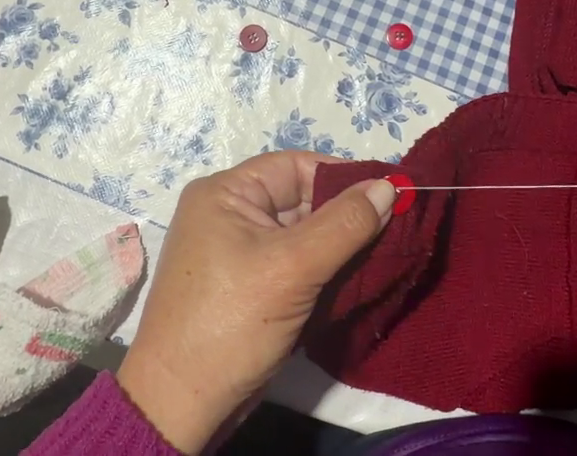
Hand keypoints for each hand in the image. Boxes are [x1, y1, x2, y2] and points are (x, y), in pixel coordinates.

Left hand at [116, 151, 395, 452]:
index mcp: (226, 193)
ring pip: (303, 233)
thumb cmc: (231, 324)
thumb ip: (345, 224)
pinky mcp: (249, 286)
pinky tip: (358, 276)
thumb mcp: (294, 268)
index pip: (297, 167)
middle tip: (397, 227)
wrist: (179, 409)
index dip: (345, 176)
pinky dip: (325, 267)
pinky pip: (296, 262)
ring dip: (341, 244)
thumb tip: (390, 185)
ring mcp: (238, 252)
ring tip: (385, 251)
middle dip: (347, 213)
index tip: (392, 193)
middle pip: (303, 199)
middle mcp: (230, 213)